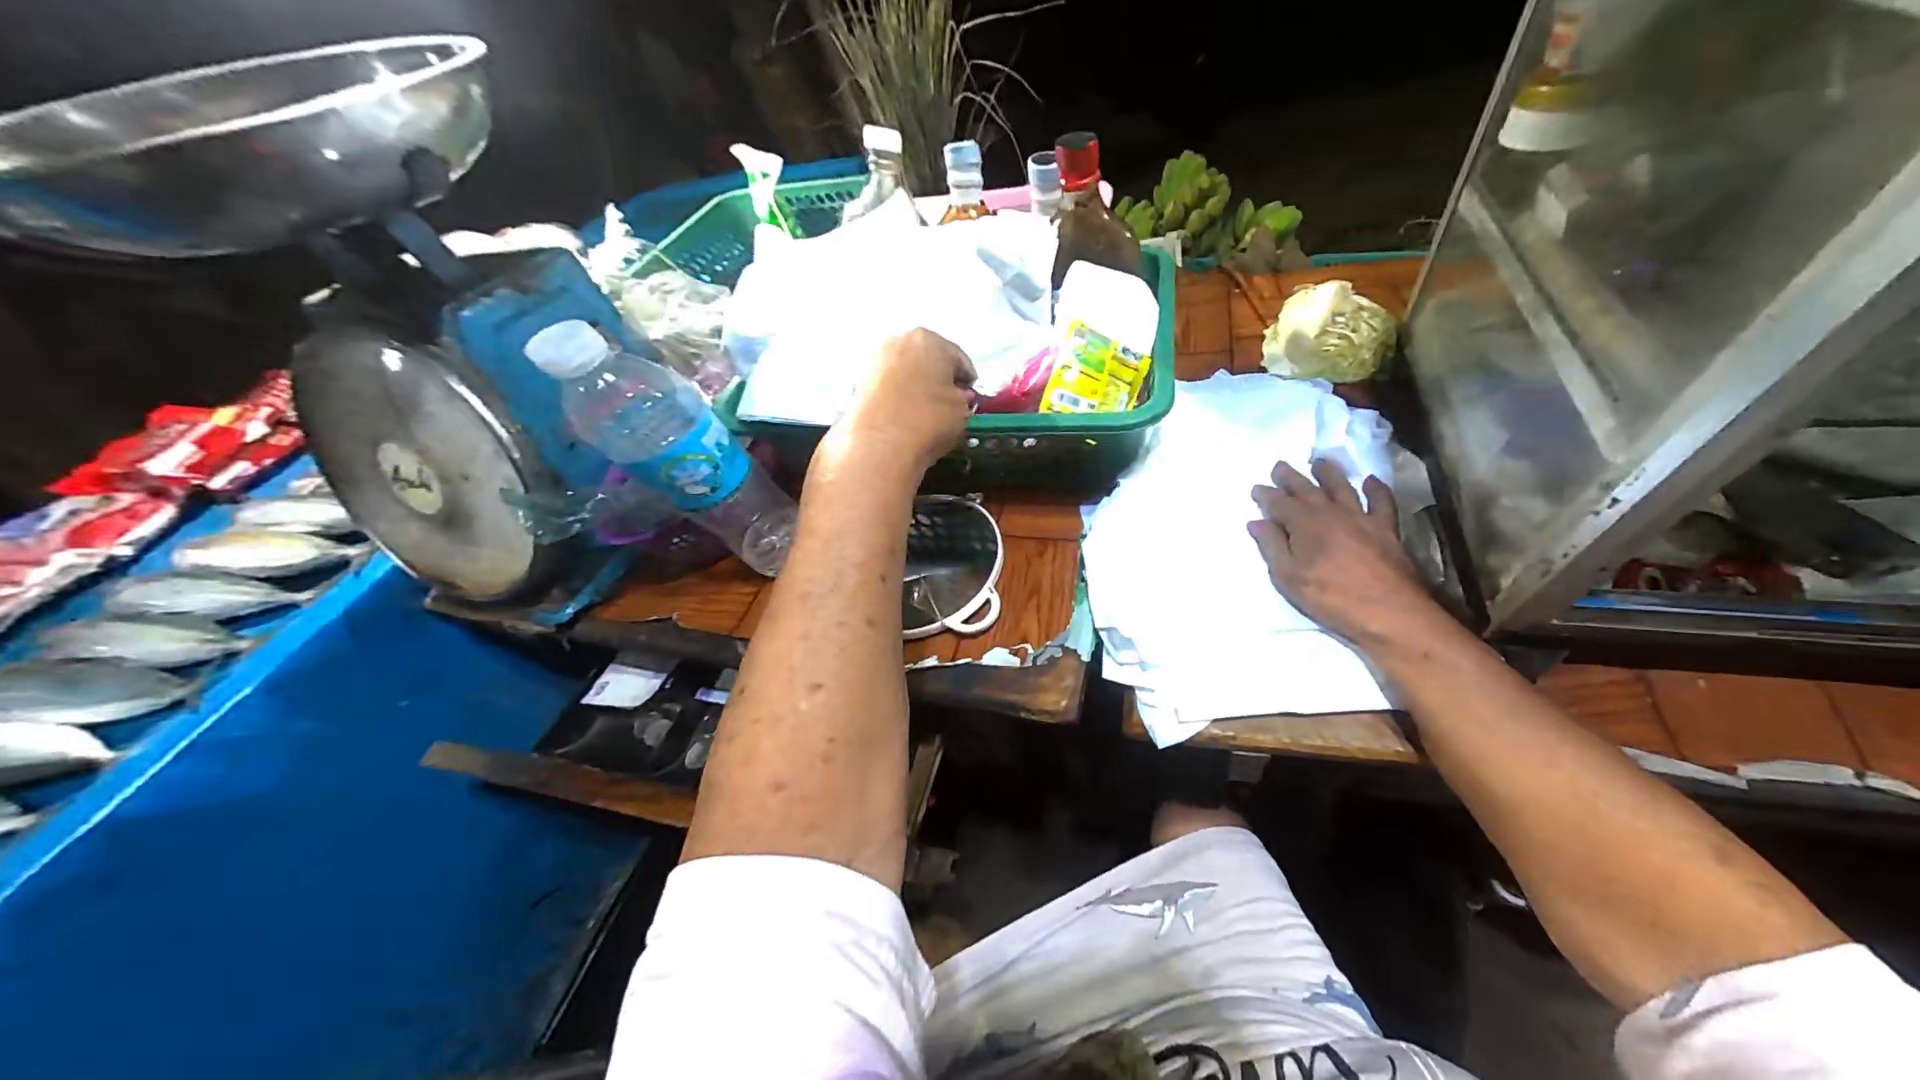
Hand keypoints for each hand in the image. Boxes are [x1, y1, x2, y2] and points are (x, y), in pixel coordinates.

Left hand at [826, 328, 976, 476]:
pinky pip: (887, 388)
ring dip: (915, 388)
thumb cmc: (929, 419)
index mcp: (929, 339)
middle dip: (938, 380)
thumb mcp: (962, 410)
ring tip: (924, 414)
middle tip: (948, 404)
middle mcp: (898, 341)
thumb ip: (963, 398)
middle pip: (927, 360)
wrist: (878, 445)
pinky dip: (896, 398)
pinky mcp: (856, 383)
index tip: (970, 397)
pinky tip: (904, 417)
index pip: (958, 359)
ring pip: (904, 373)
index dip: (967, 380)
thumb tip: (957, 396)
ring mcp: (873, 360)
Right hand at [1249, 458, 1452, 653]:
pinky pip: (1381, 501)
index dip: (1266, 495)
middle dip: (1290, 477)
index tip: (1256, 488)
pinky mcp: (1386, 528)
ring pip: (1342, 487)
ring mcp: (1361, 518)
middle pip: (1307, 489)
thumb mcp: (1288, 577)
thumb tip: (1257, 522)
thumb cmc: (1329, 598)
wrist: (1389, 612)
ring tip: (1319, 462)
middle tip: (1280, 466)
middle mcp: (1331, 512)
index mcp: (1304, 523)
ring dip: (1328, 473)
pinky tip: (1370, 481)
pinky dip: (1376, 489)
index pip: (1279, 503)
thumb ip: (1271, 546)